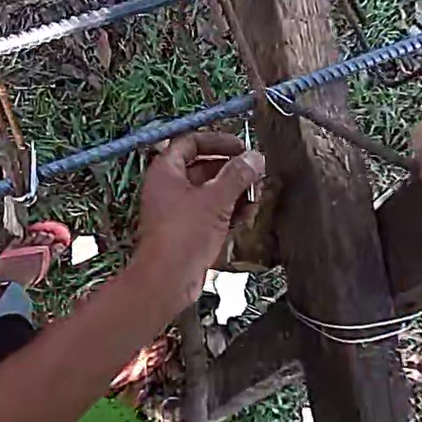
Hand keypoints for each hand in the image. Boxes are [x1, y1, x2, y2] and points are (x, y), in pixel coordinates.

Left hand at [129, 132, 263, 313]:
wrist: (167, 280)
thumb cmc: (182, 237)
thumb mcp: (216, 200)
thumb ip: (237, 176)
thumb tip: (254, 158)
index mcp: (166, 172)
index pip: (189, 143)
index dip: (216, 141)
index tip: (240, 146)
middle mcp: (168, 188)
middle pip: (202, 167)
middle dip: (231, 169)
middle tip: (255, 172)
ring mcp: (177, 210)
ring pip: (209, 192)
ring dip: (233, 191)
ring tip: (256, 194)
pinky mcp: (187, 231)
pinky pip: (210, 212)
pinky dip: (228, 210)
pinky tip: (247, 214)